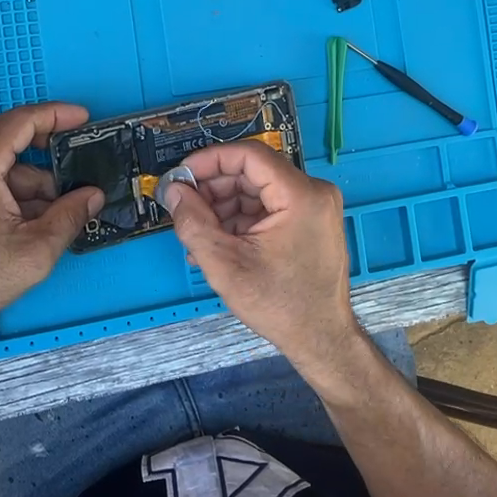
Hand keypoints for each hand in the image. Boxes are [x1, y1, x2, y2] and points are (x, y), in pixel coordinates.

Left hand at [0, 102, 102, 338]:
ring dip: (32, 179)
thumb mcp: (34, 250)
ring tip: (53, 212)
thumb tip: (91, 198)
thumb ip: (70, 217)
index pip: (23, 119)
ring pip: (2, 159)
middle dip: (48, 149)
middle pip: (12, 135)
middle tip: (76, 162)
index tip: (82, 118)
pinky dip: (12, 188)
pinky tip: (29, 219)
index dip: (58, 115)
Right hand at [162, 142, 360, 366]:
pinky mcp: (307, 222)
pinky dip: (239, 219)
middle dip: (213, 188)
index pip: (249, 155)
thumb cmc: (282, 306)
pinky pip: (266, 207)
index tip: (182, 175)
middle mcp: (312, 193)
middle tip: (183, 208)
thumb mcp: (226, 264)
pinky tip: (217, 241)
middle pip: (251, 172)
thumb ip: (194, 223)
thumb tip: (174, 192)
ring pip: (255, 190)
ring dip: (223, 206)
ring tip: (198, 235)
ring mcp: (312, 207)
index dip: (210, 160)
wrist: (321, 341)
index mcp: (301, 195)